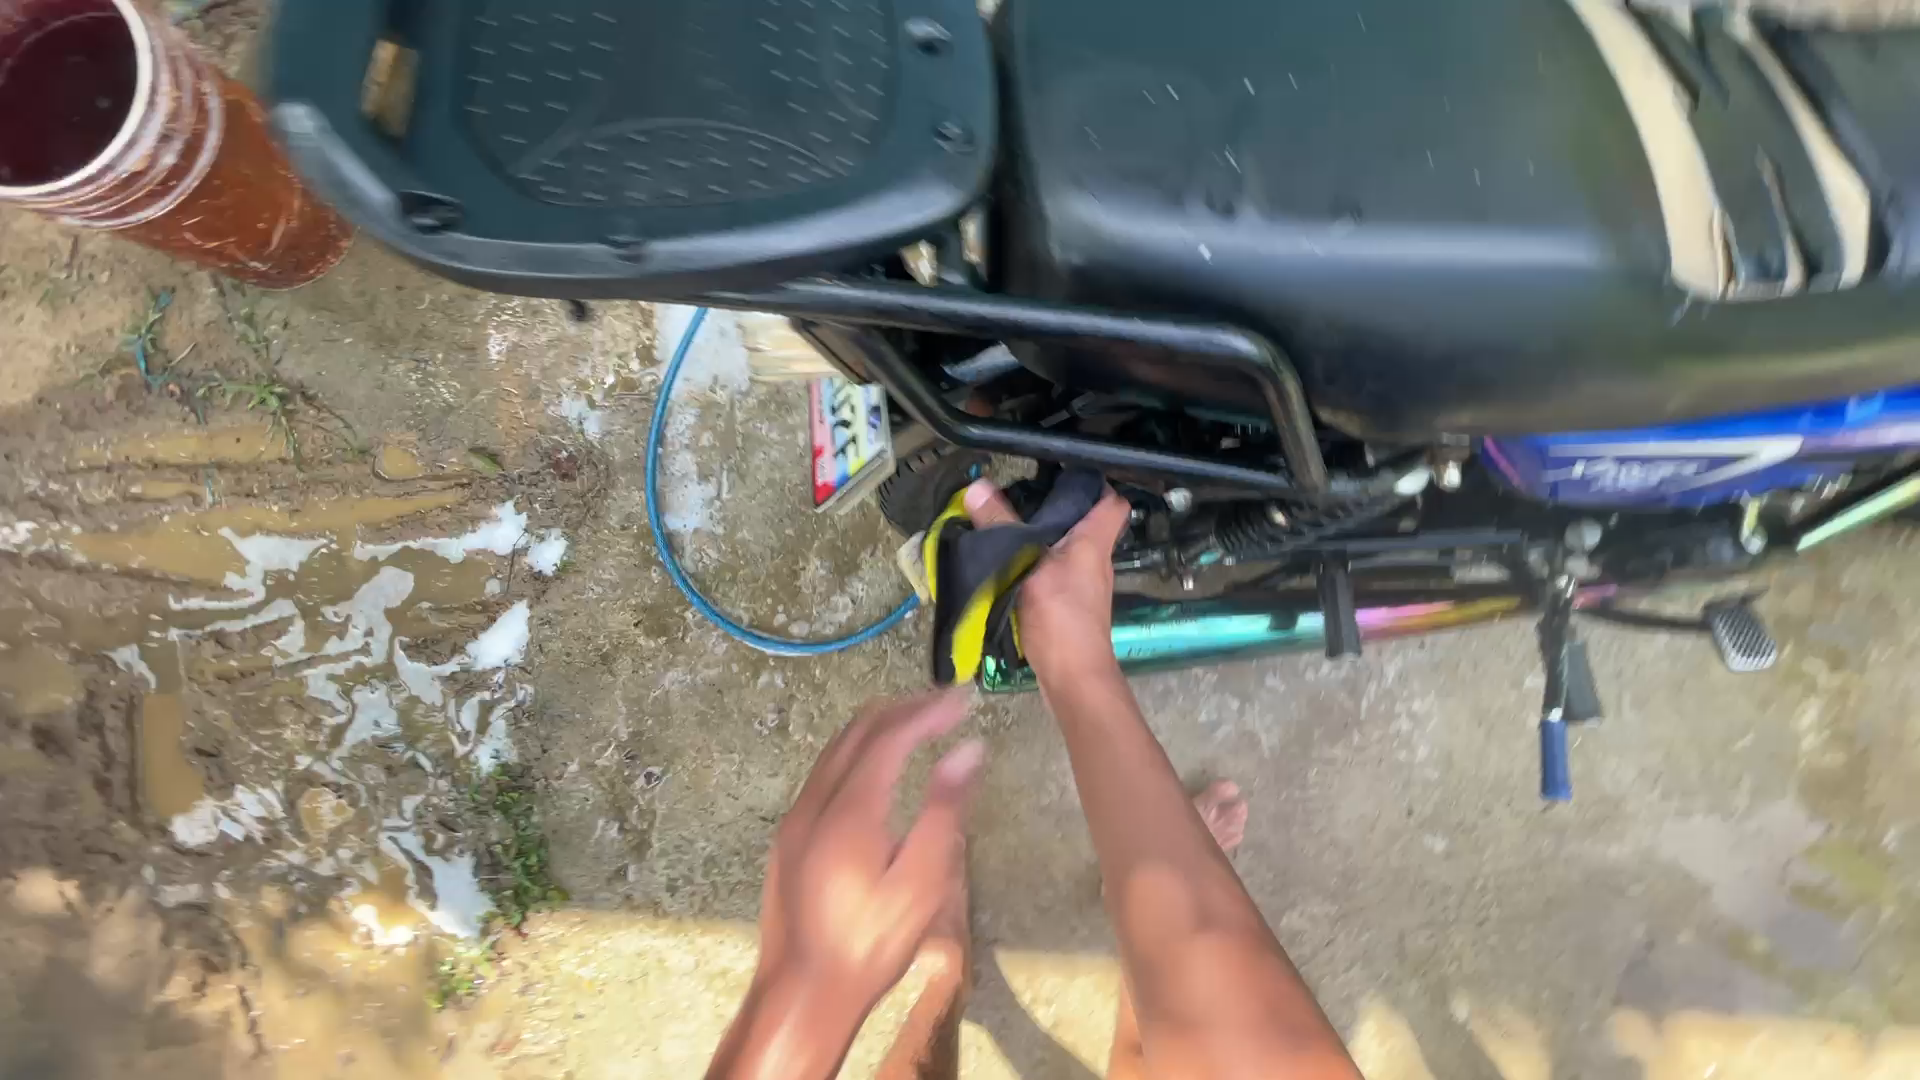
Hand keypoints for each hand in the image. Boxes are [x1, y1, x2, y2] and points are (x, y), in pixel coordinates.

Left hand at [758, 690, 983, 1012]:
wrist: (800, 995)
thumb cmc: (870, 943)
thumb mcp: (921, 884)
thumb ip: (944, 811)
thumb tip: (969, 749)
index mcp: (850, 808)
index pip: (891, 734)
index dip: (928, 709)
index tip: (964, 697)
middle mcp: (816, 798)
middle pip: (860, 728)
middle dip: (906, 708)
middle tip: (947, 704)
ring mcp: (797, 814)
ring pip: (839, 745)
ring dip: (881, 724)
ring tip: (922, 723)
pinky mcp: (789, 831)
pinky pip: (828, 768)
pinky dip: (861, 748)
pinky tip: (882, 764)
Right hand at [963, 479, 1131, 679]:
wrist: (1073, 677)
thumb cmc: (1060, 619)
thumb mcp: (1026, 565)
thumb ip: (1002, 527)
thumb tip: (978, 487)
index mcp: (1094, 543)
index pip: (1113, 502)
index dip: (1096, 483)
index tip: (1065, 472)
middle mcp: (1095, 561)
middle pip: (1086, 524)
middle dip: (1059, 509)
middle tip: (1025, 494)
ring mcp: (1084, 586)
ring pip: (1068, 550)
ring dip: (1045, 538)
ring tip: (1012, 524)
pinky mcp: (1070, 606)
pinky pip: (1055, 573)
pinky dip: (1038, 564)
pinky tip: (1012, 565)